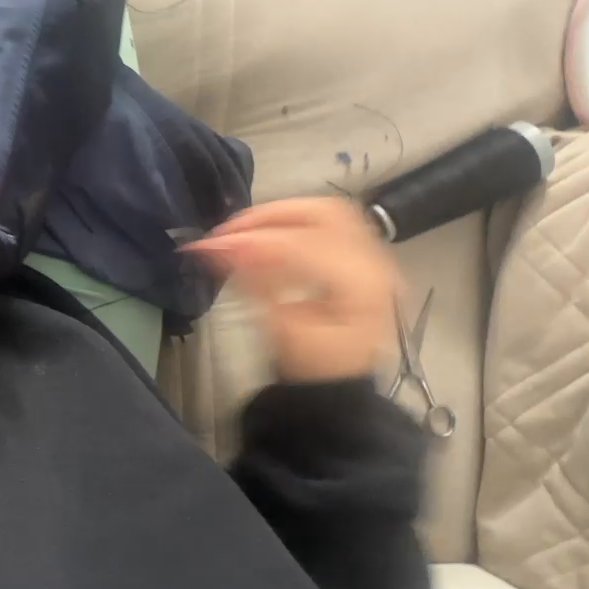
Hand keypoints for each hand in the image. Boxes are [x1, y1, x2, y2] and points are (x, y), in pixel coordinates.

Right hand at [187, 197, 398, 382]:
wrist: (341, 376)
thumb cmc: (315, 365)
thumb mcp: (283, 333)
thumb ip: (259, 287)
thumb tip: (224, 251)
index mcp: (361, 285)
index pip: (306, 247)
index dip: (255, 242)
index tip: (213, 247)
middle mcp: (374, 260)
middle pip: (322, 213)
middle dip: (269, 216)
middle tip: (227, 231)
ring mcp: (370, 253)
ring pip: (324, 211)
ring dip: (277, 215)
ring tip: (239, 230)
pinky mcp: (357, 252)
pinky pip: (325, 222)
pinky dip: (289, 222)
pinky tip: (262, 234)